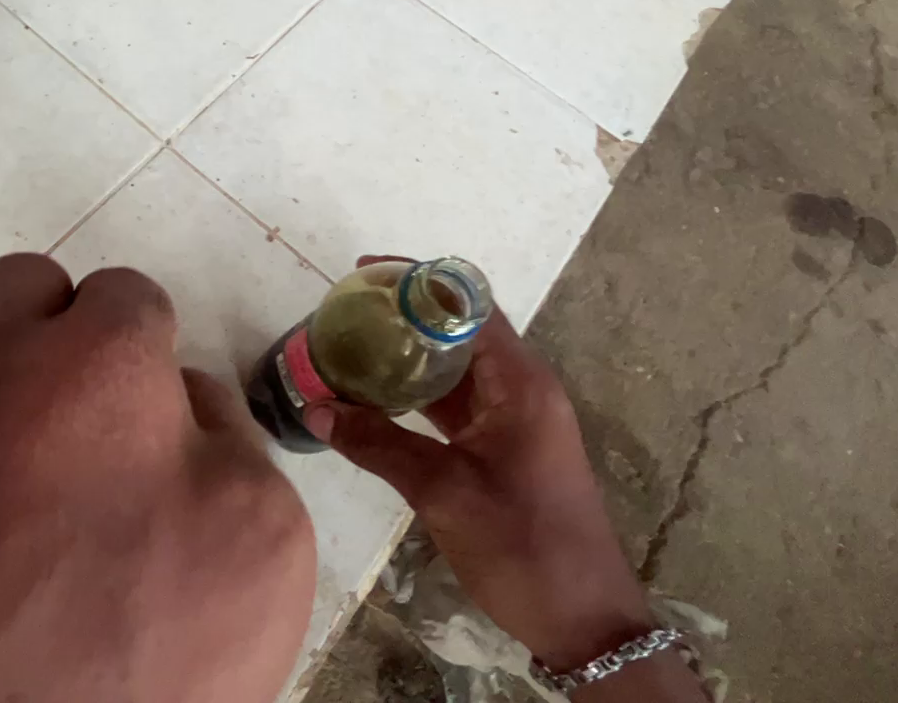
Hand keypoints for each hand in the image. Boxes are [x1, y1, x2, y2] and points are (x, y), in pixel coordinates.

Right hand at [303, 257, 654, 674]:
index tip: (365, 274)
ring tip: (351, 342)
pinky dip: (415, 389)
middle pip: (460, 328)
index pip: (469, 305)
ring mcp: (513, 418)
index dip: (419, 280)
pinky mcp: (502, 444)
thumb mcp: (443, 491)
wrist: (584, 623)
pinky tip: (374, 393)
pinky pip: (454, 400)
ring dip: (408, 352)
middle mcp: (520, 389)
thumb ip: (376, 443)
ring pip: (455, 365)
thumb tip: (312, 408)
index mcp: (521, 384)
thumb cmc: (524, 546)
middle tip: (347, 309)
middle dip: (405, 313)